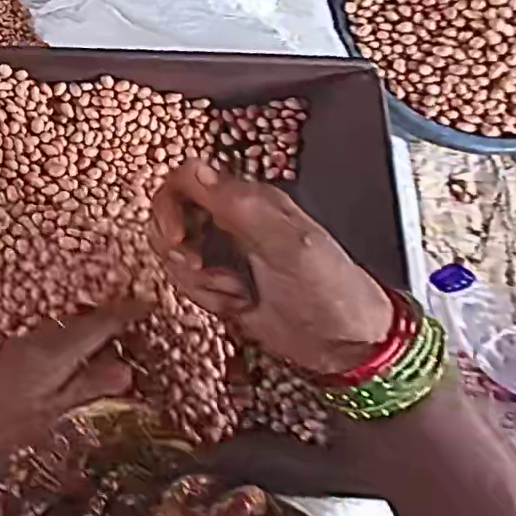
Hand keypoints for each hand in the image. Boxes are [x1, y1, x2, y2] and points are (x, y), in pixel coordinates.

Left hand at [0, 301, 146, 467]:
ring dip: (93, 334)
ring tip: (119, 348)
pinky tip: (81, 363)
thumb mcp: (52, 416)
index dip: (127, 313)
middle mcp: (40, 339)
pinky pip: (54, 341)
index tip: (151, 306)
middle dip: (113, 323)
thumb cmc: (1, 427)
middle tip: (142, 329)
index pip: (99, 323)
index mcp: (55, 351)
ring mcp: (24, 345)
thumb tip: (127, 369)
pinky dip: (75, 345)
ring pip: (69, 332)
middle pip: (85, 323)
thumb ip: (88, 389)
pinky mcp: (13, 355)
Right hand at [150, 160, 392, 374]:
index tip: (177, 238)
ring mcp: (223, 252)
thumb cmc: (330, 290)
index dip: (170, 205)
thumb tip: (196, 169)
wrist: (345, 346)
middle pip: (171, 216)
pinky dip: (202, 296)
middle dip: (176, 247)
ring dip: (193, 277)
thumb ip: (242, 206)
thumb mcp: (290, 246)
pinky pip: (185, 281)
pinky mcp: (218, 282)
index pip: (187, 180)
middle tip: (199, 267)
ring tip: (232, 291)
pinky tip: (235, 305)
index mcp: (249, 200)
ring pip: (174, 251)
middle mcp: (230, 220)